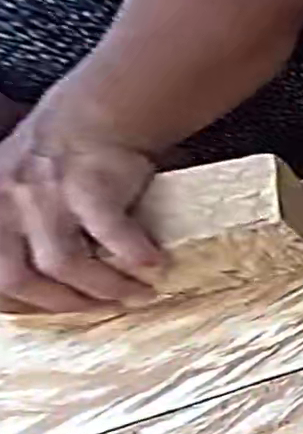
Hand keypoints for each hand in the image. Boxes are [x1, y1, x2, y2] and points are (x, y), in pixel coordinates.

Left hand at [0, 116, 161, 312]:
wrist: (88, 125)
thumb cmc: (60, 170)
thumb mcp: (17, 199)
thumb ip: (22, 234)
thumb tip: (49, 279)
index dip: (27, 304)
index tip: (72, 308)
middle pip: (18, 278)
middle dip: (68, 302)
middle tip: (111, 306)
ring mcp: (41, 200)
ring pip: (63, 263)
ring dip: (108, 286)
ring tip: (143, 291)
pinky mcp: (86, 190)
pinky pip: (107, 232)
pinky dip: (133, 254)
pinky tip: (156, 264)